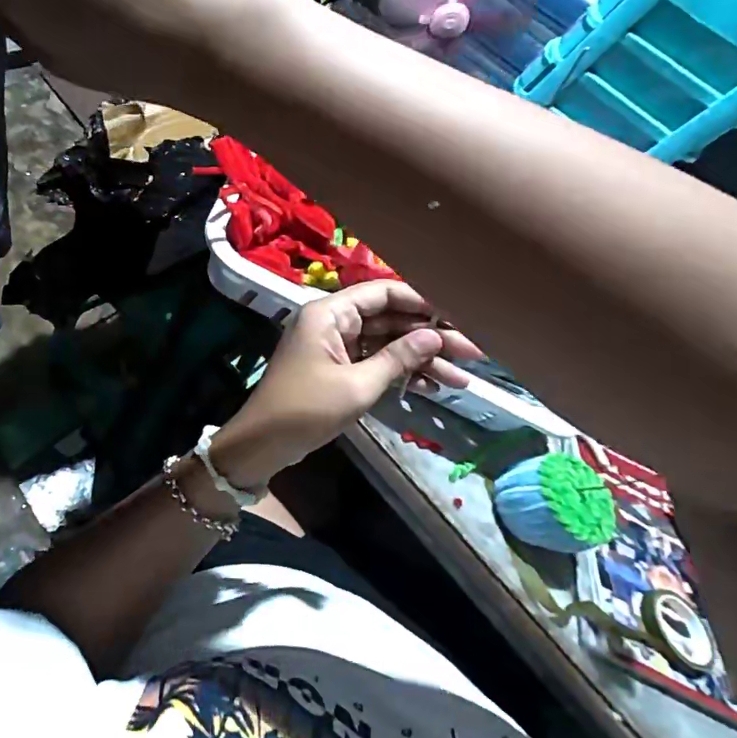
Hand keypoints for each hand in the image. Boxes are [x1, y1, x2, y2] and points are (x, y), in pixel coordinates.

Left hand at [212, 281, 482, 488]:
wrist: (263, 444)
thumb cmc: (306, 409)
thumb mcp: (357, 385)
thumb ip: (398, 358)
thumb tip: (435, 336)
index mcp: (330, 313)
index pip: (383, 293)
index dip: (421, 302)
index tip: (458, 315)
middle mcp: (333, 322)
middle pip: (389, 319)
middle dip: (429, 336)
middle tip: (473, 351)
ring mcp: (335, 346)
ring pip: (386, 343)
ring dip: (421, 358)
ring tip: (463, 376)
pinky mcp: (338, 368)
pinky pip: (375, 362)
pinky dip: (401, 372)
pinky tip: (434, 386)